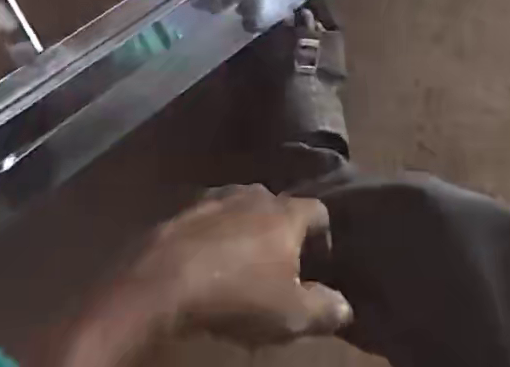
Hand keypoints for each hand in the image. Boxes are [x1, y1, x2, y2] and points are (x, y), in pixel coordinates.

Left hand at [48, 185, 351, 366]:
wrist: (165, 277)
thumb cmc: (238, 295)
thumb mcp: (293, 315)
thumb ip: (326, 307)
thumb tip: (343, 303)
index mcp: (283, 212)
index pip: (317, 210)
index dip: (324, 235)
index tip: (321, 262)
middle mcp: (251, 193)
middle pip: (277, 205)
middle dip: (283, 230)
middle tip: (283, 266)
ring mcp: (214, 195)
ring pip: (242, 207)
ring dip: (248, 229)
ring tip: (246, 263)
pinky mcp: (185, 206)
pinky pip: (213, 216)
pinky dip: (219, 232)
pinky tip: (212, 259)